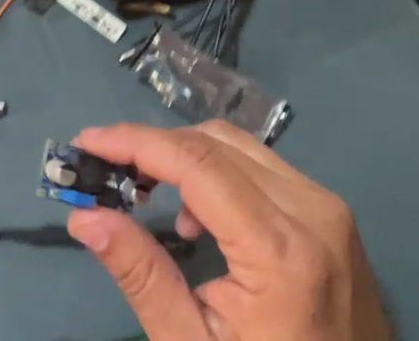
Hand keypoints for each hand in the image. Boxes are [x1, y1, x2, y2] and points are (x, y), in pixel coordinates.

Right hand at [66, 121, 389, 340]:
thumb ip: (142, 276)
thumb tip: (85, 217)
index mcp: (281, 251)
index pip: (195, 163)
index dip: (134, 142)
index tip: (85, 143)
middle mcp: (312, 212)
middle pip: (213, 143)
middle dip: (151, 146)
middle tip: (104, 170)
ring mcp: (329, 209)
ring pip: (237, 145)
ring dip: (182, 155)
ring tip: (144, 191)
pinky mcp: (333, 214)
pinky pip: (262, 165)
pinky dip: (216, 170)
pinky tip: (199, 215)